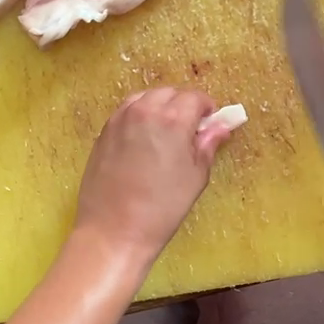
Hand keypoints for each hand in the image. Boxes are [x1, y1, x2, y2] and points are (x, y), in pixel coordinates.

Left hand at [73, 88, 231, 261]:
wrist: (114, 229)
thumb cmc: (162, 208)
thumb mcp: (195, 177)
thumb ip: (207, 146)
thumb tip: (219, 128)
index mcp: (172, 120)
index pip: (194, 98)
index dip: (207, 109)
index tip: (210, 124)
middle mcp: (144, 111)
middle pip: (169, 93)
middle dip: (183, 105)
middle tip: (190, 130)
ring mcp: (120, 119)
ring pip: (145, 98)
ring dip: (160, 106)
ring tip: (165, 132)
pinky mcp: (103, 131)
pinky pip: (126, 111)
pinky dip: (139, 115)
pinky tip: (143, 138)